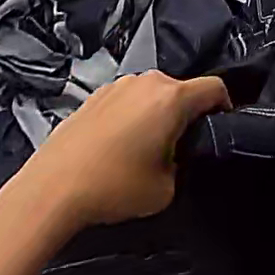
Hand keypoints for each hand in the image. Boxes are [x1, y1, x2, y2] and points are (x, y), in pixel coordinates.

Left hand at [8, 71, 230, 228]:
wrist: (50, 191)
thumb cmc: (112, 188)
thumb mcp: (167, 188)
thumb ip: (183, 162)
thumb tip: (175, 154)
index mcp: (172, 98)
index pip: (215, 88)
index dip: (225, 107)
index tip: (218, 127)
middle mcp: (147, 83)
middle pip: (183, 89)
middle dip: (187, 114)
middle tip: (180, 147)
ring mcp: (118, 86)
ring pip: (154, 94)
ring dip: (158, 113)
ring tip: (146, 148)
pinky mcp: (95, 96)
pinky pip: (128, 100)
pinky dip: (133, 116)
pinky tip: (119, 146)